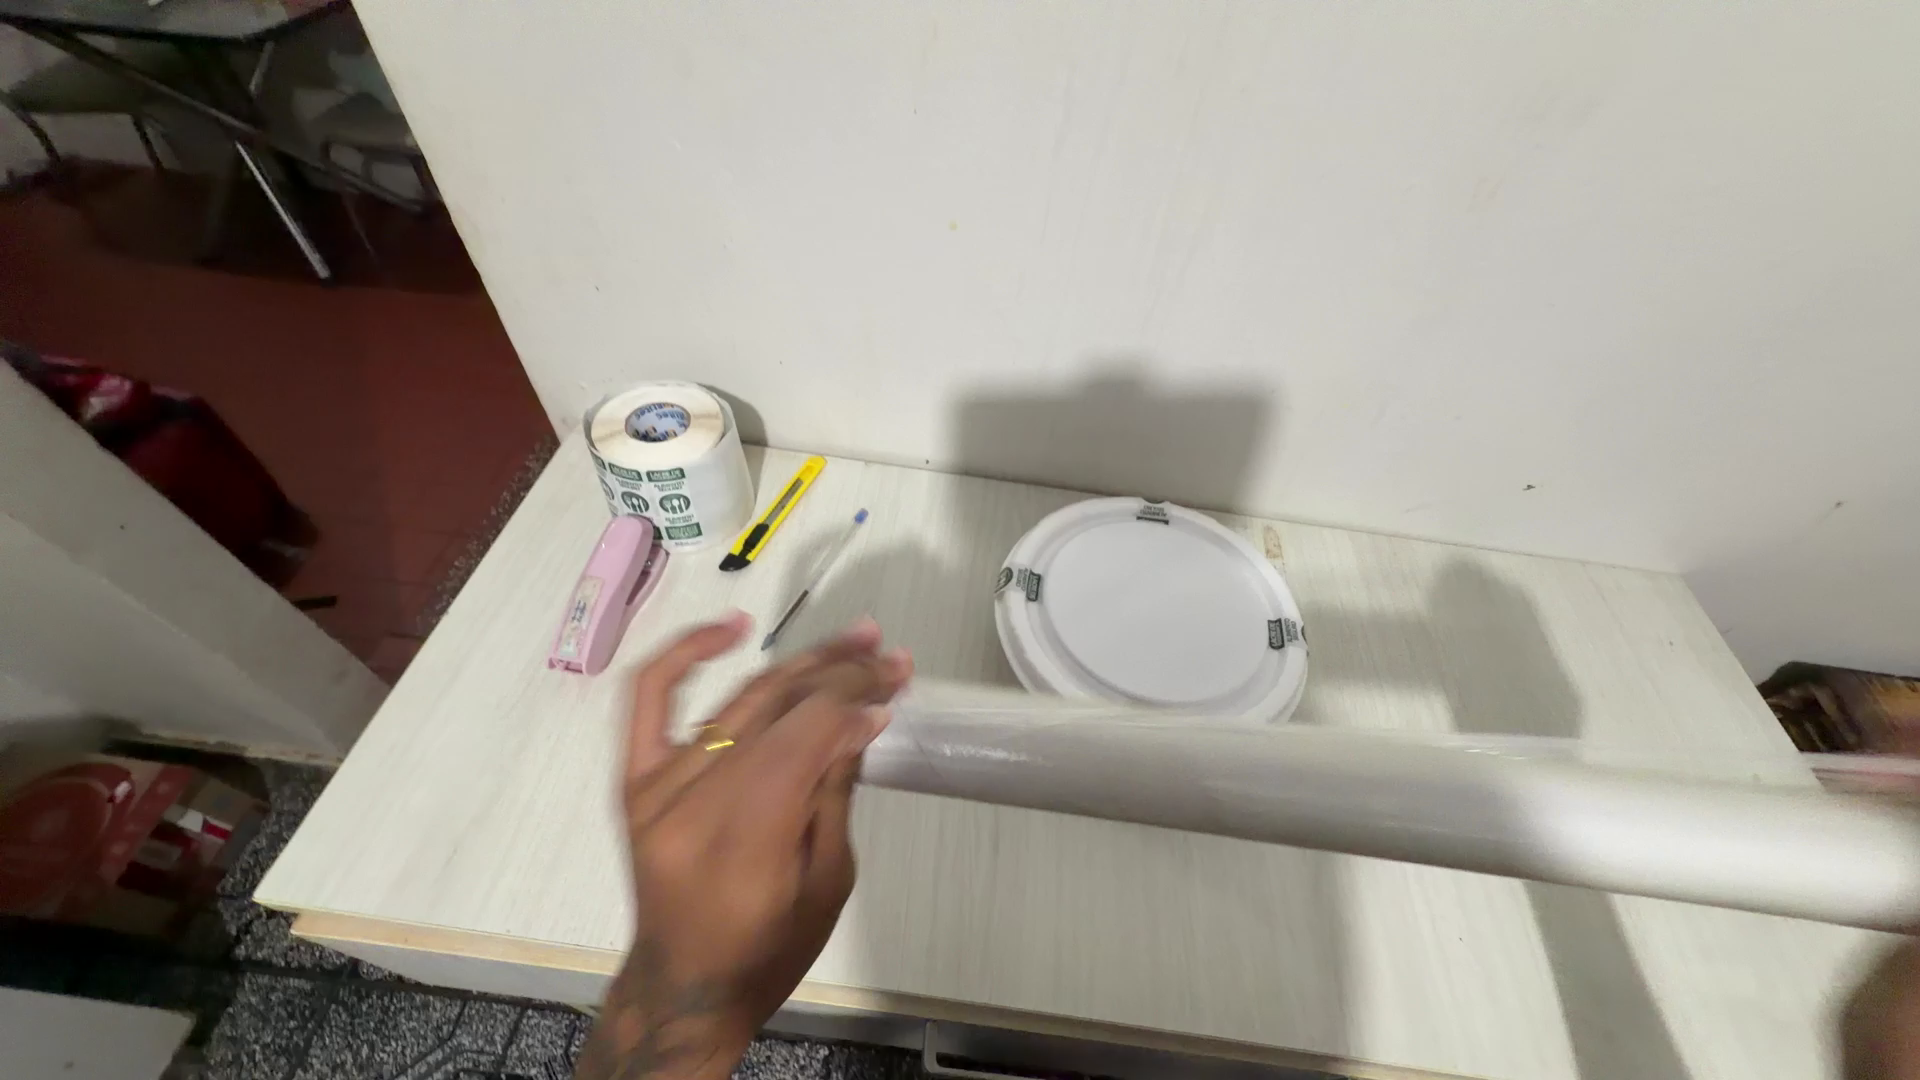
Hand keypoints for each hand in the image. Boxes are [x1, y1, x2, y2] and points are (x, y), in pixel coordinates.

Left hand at [574, 613, 911, 1079]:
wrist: (682, 987)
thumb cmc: (769, 948)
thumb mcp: (828, 882)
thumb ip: (834, 789)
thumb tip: (863, 714)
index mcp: (743, 846)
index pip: (802, 737)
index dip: (853, 702)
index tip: (893, 688)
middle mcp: (689, 806)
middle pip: (776, 709)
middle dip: (842, 674)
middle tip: (888, 655)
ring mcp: (654, 788)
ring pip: (739, 699)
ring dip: (801, 662)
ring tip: (853, 639)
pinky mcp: (634, 780)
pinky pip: (649, 697)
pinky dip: (688, 651)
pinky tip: (733, 627)